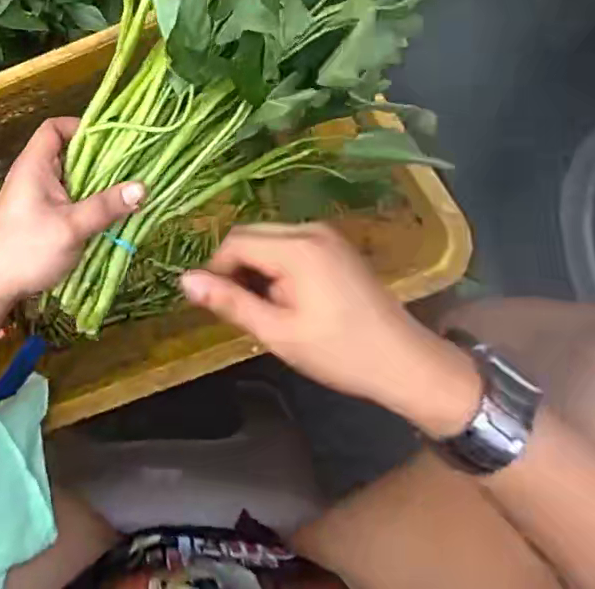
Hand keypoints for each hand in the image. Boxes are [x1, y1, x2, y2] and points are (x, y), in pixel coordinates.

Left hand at [0, 118, 143, 328]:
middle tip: (131, 166)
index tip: (112, 140)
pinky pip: (70, 198)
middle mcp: (34, 174)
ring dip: (97, 183)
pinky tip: (112, 212)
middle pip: (68, 151)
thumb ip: (106, 206)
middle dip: (99, 158)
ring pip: (72, 177)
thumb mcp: (71, 227)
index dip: (81, 126)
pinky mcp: (41, 215)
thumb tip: (143, 186)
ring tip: (128, 189)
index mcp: (34, 165)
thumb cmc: (26, 250)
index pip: (55, 127)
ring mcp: (37, 195)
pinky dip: (89, 201)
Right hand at [180, 224, 480, 436]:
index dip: (216, 270)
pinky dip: (274, 262)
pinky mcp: (334, 244)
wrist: (410, 365)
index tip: (216, 303)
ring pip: (266, 237)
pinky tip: (284, 295)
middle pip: (249, 235)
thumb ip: (230, 302)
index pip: (234, 242)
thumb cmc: (341, 353)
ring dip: (254, 265)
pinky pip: (287, 242)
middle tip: (241, 307)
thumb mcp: (278, 333)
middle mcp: (310, 229)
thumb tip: (184, 280)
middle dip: (235, 266)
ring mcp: (325, 234)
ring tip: (264, 305)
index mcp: (297, 248)